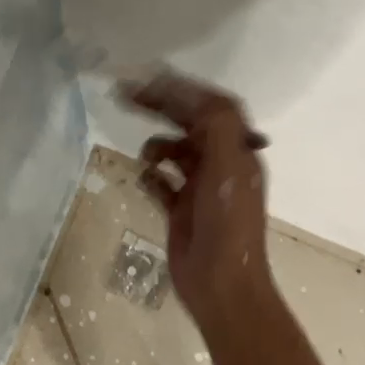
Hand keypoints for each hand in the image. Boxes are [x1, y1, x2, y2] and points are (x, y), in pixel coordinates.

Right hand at [119, 72, 271, 313]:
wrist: (222, 285)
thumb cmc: (228, 225)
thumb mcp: (228, 169)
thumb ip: (216, 127)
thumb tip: (196, 93)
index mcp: (237, 151)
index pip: (211, 106)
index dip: (182, 89)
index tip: (149, 80)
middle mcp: (220, 164)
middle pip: (189, 123)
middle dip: (161, 107)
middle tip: (126, 95)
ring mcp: (200, 187)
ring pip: (173, 151)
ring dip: (156, 146)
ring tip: (145, 156)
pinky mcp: (180, 209)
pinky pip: (161, 181)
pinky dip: (150, 175)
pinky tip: (144, 179)